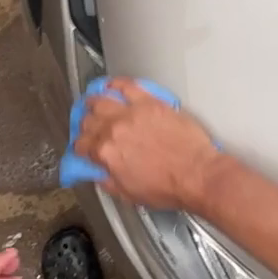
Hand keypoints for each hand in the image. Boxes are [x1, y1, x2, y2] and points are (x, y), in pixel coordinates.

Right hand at [74, 77, 225, 209]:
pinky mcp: (150, 102)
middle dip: (86, 126)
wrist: (197, 174)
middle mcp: (113, 129)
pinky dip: (116, 84)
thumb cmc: (167, 187)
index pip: (82, 145)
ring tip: (93, 103)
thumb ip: (108, 181)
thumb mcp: (129, 194)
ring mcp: (131, 113)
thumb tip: (98, 174)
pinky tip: (112, 86)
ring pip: (101, 100)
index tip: (84, 148)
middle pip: (89, 121)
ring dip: (94, 102)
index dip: (80, 147)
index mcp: (106, 153)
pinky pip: (127, 86)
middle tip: (90, 128)